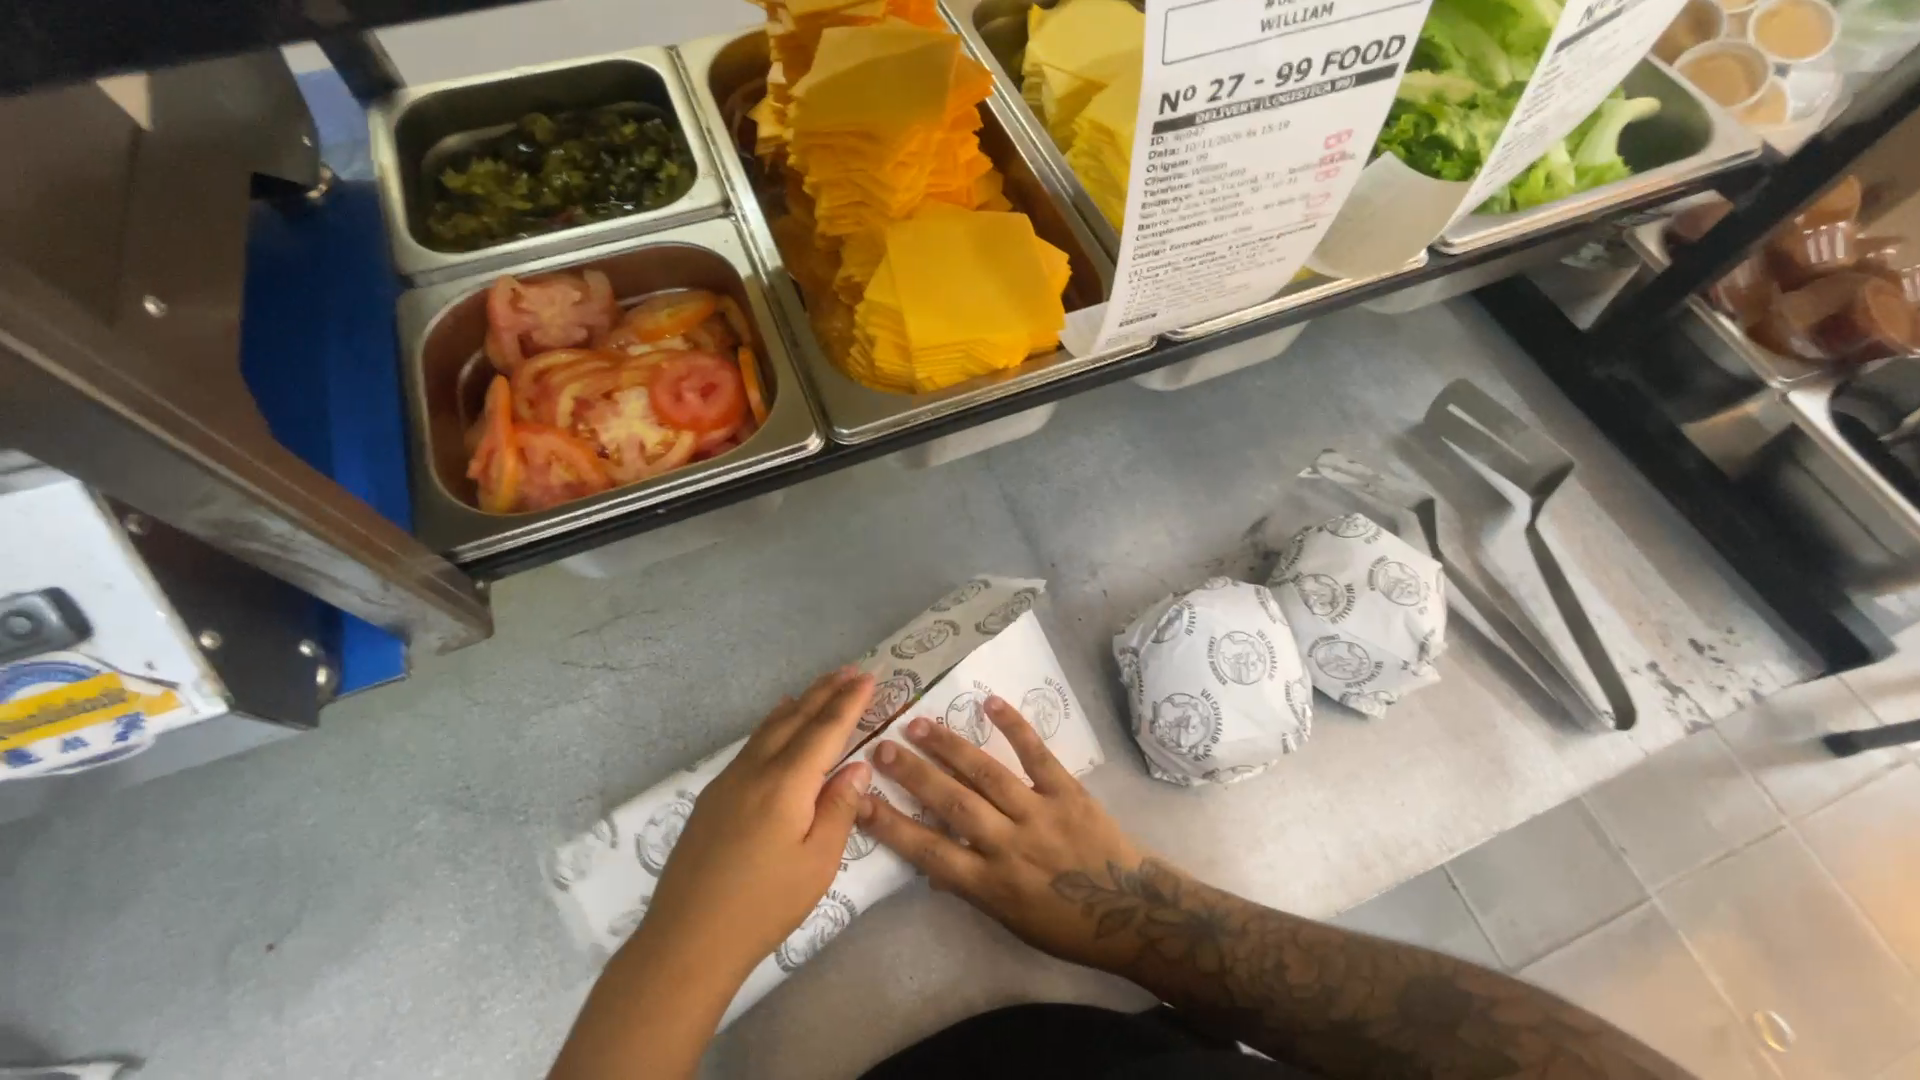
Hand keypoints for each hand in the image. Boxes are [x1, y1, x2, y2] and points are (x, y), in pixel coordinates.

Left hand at [638, 668, 874, 980]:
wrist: (687, 939)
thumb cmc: (763, 906)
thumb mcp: (817, 863)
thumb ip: (838, 809)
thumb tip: (856, 768)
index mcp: (786, 784)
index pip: (825, 730)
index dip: (849, 703)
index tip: (869, 677)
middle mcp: (756, 770)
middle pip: (795, 719)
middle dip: (825, 692)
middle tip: (851, 669)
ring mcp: (729, 781)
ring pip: (769, 728)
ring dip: (799, 704)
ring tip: (820, 686)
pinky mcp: (713, 796)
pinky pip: (752, 744)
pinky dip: (773, 724)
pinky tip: (777, 724)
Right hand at [856, 694, 1148, 972]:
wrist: (1132, 913)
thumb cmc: (1064, 924)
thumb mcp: (1008, 920)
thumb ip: (971, 887)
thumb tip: (930, 864)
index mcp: (990, 885)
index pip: (929, 852)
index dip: (891, 825)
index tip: (860, 800)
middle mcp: (1009, 846)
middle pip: (951, 804)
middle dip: (913, 774)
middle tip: (883, 747)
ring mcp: (1040, 815)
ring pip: (986, 774)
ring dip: (949, 746)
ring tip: (919, 724)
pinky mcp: (1068, 793)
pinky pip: (1037, 755)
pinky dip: (1014, 727)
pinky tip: (990, 702)